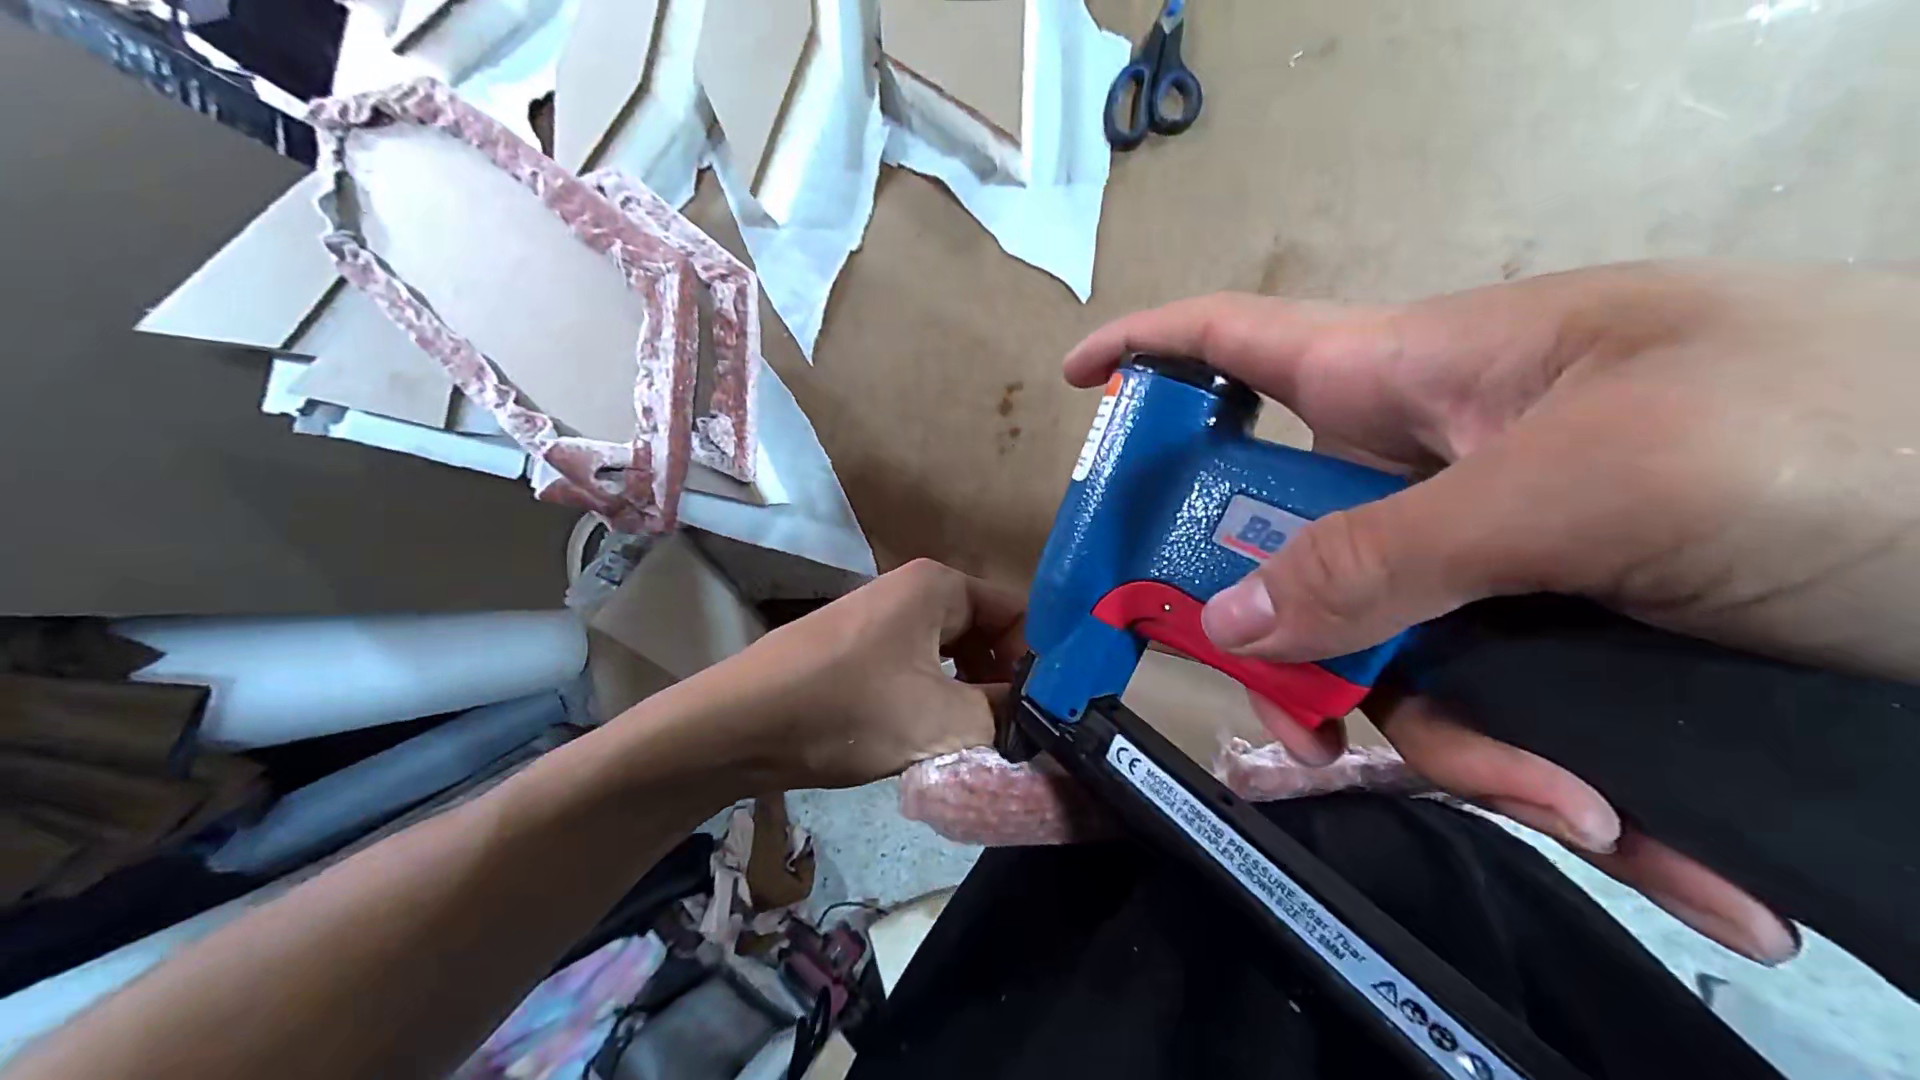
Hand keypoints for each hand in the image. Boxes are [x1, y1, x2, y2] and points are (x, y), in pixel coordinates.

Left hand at [689, 559, 1024, 792]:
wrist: (736, 725)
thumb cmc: (846, 709)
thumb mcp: (942, 720)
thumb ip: (1005, 716)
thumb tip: (1041, 719)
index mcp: (938, 586)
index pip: (1018, 613)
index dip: (1040, 661)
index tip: (1049, 712)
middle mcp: (912, 590)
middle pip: (985, 632)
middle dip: (1004, 681)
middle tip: (1019, 734)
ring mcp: (880, 619)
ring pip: (951, 654)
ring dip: (971, 694)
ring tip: (979, 741)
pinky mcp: (857, 650)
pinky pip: (917, 668)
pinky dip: (935, 698)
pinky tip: (932, 736)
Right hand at [1063, 261, 1919, 963]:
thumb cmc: (1855, 428)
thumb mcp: (1599, 486)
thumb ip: (1393, 555)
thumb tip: (1231, 622)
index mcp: (1411, 378)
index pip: (1240, 342)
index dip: (1148, 352)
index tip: (1074, 383)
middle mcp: (1419, 467)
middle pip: (1278, 547)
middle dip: (1275, 640)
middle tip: (1294, 729)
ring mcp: (1476, 555)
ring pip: (1378, 652)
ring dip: (1456, 744)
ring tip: (1584, 809)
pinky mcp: (1543, 628)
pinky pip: (1482, 705)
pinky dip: (1546, 775)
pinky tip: (1661, 844)